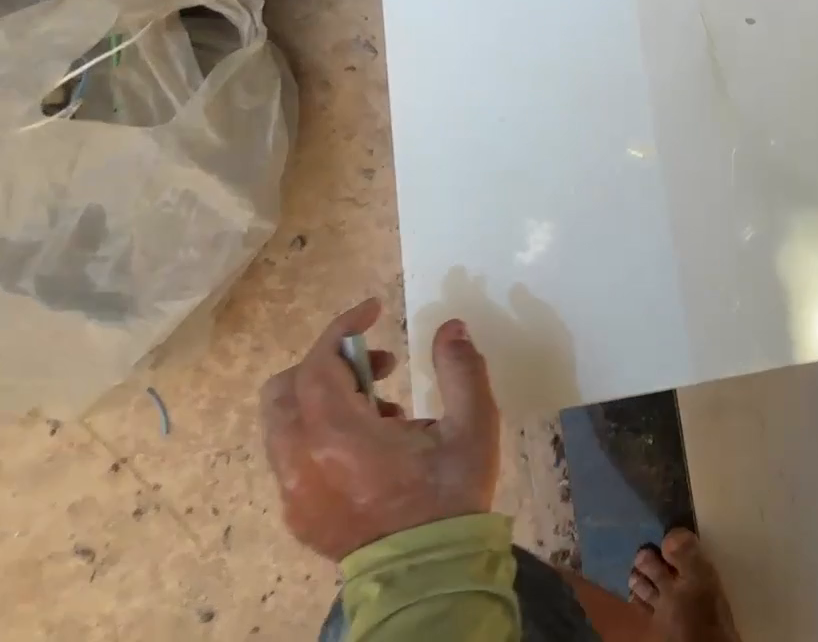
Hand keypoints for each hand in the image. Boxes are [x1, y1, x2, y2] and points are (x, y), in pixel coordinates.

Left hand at [259, 298, 500, 560]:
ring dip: (329, 400)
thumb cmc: (452, 490)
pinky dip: (325, 432)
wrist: (428, 566)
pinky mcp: (297, 511)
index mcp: (338, 435)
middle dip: (330, 364)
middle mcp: (300, 459)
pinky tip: (377, 448)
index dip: (341, 329)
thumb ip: (461, 370)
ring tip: (388, 412)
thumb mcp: (474, 424)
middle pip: (285, 391)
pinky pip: (295, 455)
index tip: (373, 308)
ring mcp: (292, 489)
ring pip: (286, 424)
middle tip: (385, 366)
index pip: (317, 365)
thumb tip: (452, 327)